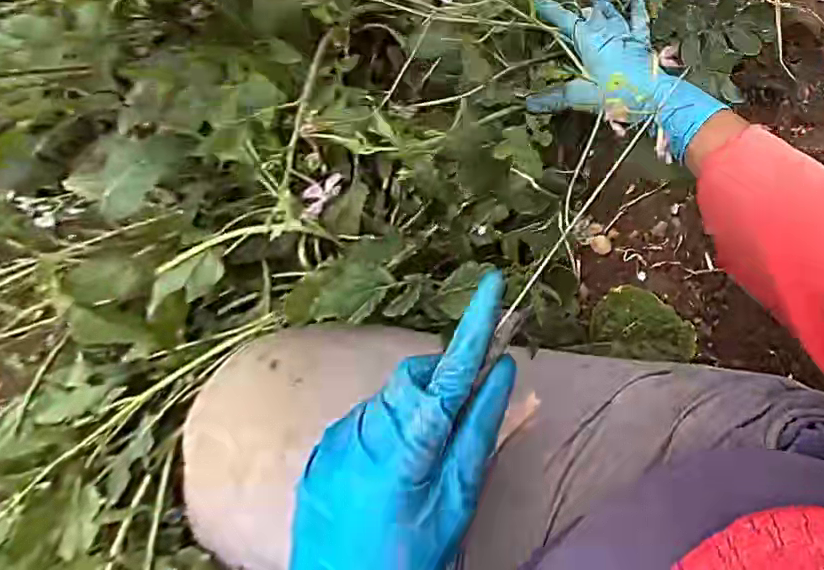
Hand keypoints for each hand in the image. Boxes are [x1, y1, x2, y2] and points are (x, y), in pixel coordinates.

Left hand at [290, 269, 516, 569]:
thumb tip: (503, 367)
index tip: (492, 281)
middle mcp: (365, 432)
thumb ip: (482, 425)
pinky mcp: (321, 456)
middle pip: (419, 375)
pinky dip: (392, 421)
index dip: (478, 322)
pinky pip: (368, 416)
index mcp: (408, 444)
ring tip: (428, 449)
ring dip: (420, 402)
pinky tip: (397, 460)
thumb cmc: (414, 554)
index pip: (454, 368)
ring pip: (394, 393)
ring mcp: (337, 443)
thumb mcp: (460, 494)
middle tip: (464, 410)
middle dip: (446, 378)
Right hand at [528, 0, 726, 161]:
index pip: (567, 20)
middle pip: (590, 15)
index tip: (538, 0)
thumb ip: (557, 97)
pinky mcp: (642, 43)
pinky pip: (640, 21)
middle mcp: (608, 32)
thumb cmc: (618, 94)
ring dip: (603, 7)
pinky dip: (637, 10)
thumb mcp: (583, 96)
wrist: (655, 96)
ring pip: (613, 15)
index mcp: (590, 41)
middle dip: (578, 10)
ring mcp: (627, 35)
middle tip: (570, 7)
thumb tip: (529, 103)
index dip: (552, 10)